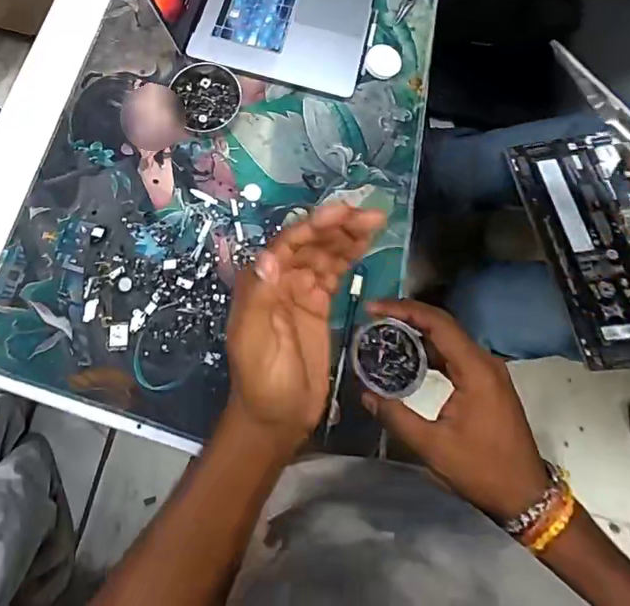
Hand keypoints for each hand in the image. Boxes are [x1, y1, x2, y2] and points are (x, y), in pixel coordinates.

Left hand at [224, 202, 384, 447]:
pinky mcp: (316, 304)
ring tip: (375, 220)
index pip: (288, 244)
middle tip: (370, 213)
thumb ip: (260, 298)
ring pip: (324, 254)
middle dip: (337, 225)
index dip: (314, 226)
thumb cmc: (260, 381)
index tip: (343, 212)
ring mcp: (299, 290)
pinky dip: (348, 256)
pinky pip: (333, 272)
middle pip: (309, 243)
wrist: (275, 418)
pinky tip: (365, 243)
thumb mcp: (253, 340)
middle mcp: (278, 278)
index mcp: (260, 281)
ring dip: (346, 236)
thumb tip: (268, 257)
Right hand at [361, 299, 552, 522]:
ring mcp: (488, 372)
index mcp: (476, 370)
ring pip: (448, 337)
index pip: (437, 322)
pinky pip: (454, 353)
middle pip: (442, 324)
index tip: (373, 308)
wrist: (527, 499)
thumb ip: (396, 416)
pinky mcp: (487, 382)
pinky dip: (429, 347)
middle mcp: (485, 362)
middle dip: (406, 315)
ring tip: (385, 330)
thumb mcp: (433, 447)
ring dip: (417, 330)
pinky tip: (408, 354)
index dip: (403, 310)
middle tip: (373, 316)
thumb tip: (365, 393)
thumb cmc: (483, 470)